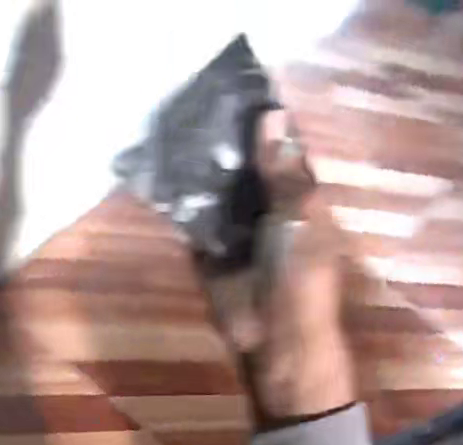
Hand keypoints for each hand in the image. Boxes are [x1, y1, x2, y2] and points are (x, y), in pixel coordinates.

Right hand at [203, 110, 357, 426]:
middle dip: (223, 143)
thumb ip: (282, 171)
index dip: (263, 124)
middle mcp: (265, 211)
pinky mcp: (208, 257)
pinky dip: (180, 206)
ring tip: (172, 125)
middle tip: (193, 100)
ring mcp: (234, 234)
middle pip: (243, 170)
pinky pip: (193, 226)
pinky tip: (161, 173)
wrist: (276, 339)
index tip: (236, 87)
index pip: (280, 152)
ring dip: (198, 170)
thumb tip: (271, 115)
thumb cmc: (301, 277)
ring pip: (215, 194)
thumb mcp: (299, 216)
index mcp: (299, 199)